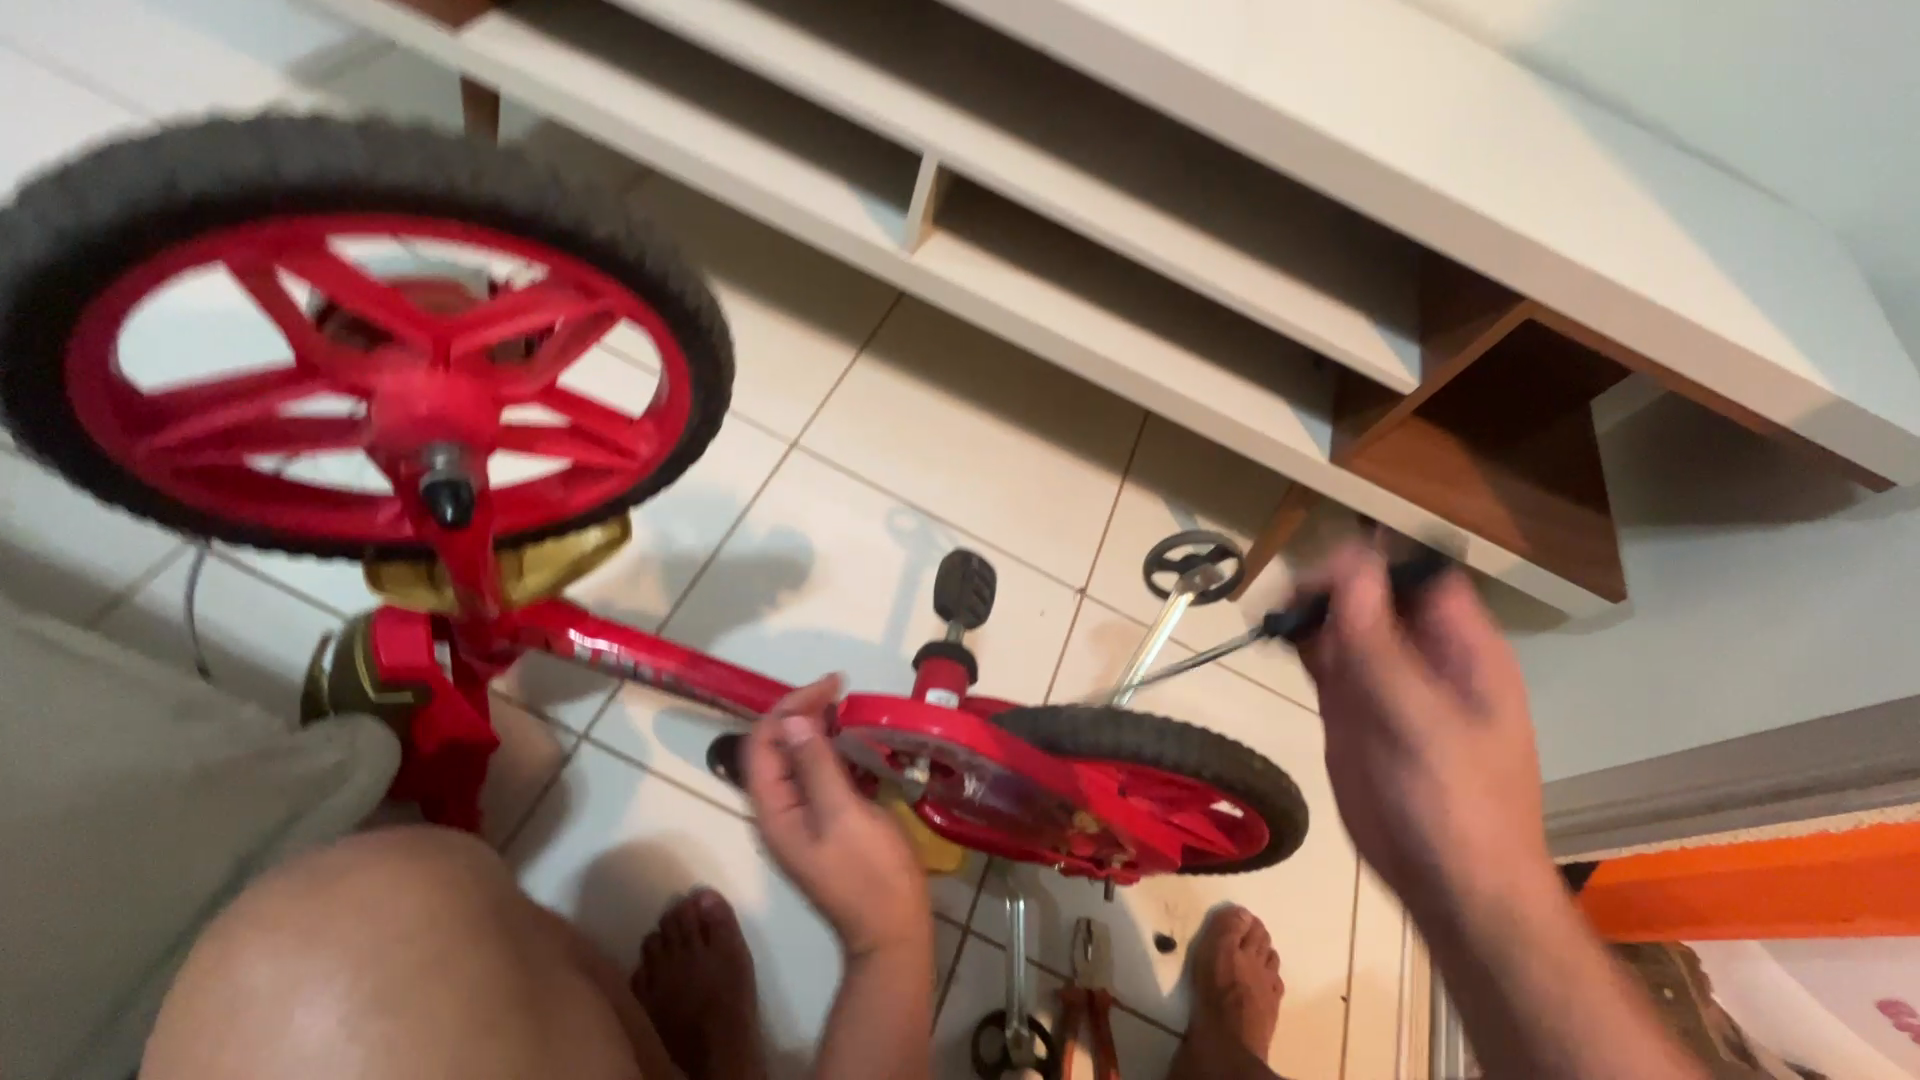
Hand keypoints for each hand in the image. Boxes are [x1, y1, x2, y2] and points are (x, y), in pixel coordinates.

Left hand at [743, 675, 931, 959]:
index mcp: (774, 809)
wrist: (892, 929)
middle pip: (777, 747)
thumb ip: (815, 764)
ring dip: (819, 729)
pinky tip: (859, 742)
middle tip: (841, 690)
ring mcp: (804, 817)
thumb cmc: (869, 872)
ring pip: (799, 759)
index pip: (763, 742)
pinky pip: (821, 776)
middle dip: (803, 713)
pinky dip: (835, 752)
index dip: (790, 707)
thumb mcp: (842, 813)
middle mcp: (780, 809)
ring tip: (849, 708)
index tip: (831, 686)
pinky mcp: (827, 821)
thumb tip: (791, 719)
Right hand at [1296, 543, 1555, 910]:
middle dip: (1332, 584)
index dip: (1376, 562)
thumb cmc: (1453, 802)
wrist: (1446, 882)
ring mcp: (1384, 684)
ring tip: (1274, 611)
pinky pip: (1326, 660)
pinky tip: (1278, 635)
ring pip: (1345, 624)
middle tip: (1288, 596)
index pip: (1421, 579)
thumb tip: (1351, 566)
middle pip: (1375, 595)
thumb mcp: (1419, 718)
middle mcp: (1422, 657)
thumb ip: (1379, 643)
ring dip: (1310, 610)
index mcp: (1462, 651)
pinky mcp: (1351, 709)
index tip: (1323, 566)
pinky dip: (1302, 643)